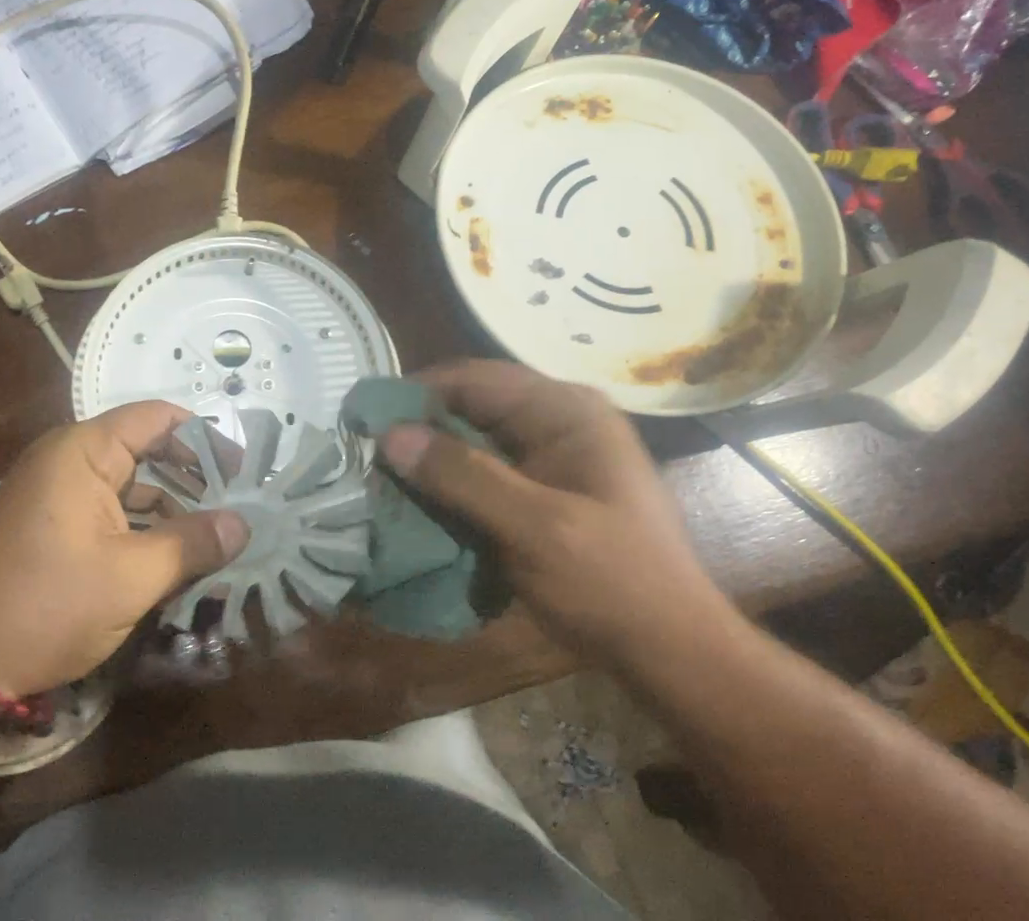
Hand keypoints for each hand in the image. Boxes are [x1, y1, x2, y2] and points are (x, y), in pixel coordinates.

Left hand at [0, 402, 249, 697]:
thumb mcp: (132, 578)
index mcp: (78, 453)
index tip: (246, 471)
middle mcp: (61, 460)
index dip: (204, 437)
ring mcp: (50, 494)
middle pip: (142, 450)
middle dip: (192, 479)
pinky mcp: (46, 526)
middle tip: (240, 509)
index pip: (154, 418)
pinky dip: (139, 529)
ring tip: (217, 539)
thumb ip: (192, 543)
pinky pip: (104, 512)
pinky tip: (174, 559)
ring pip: (126, 486)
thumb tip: (242, 523)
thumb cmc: (49, 608)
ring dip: (169, 510)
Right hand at [375, 360, 733, 659]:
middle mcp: (555, 422)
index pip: (474, 379)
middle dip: (415, 430)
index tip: (360, 419)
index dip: (414, 393)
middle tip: (360, 456)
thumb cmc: (613, 582)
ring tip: (374, 481)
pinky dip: (443, 488)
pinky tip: (409, 507)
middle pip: (467, 407)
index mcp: (566, 412)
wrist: (667, 649)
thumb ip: (463, 476)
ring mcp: (546, 458)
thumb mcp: (536, 527)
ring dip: (425, 462)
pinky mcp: (535, 493)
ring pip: (467, 442)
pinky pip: (477, 476)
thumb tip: (389, 436)